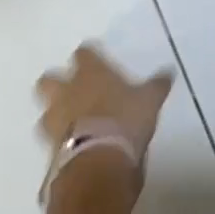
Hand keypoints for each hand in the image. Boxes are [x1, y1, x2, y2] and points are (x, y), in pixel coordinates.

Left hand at [36, 45, 172, 156]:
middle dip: (56, 83)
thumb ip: (156, 85)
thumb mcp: (149, 100)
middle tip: (72, 90)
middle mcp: (67, 91)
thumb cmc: (125, 119)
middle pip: (48, 80)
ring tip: (72, 122)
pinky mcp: (50, 147)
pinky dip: (60, 141)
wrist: (99, 160)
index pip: (83, 53)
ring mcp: (55, 120)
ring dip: (56, 114)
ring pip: (46, 111)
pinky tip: (74, 145)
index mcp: (90, 73)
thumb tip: (168, 73)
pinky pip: (52, 140)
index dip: (87, 57)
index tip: (95, 60)